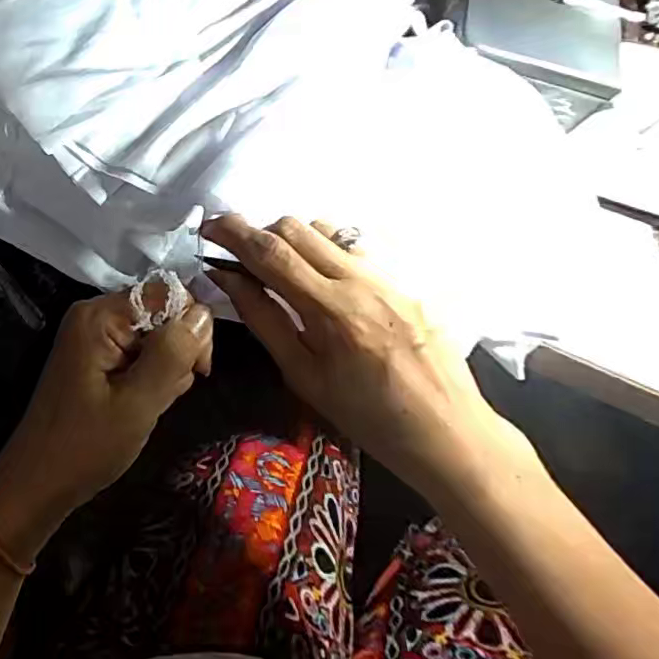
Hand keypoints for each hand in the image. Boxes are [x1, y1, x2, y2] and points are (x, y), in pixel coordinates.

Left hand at [0, 286, 213, 559]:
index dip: (191, 326)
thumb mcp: (138, 403)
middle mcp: (96, 313)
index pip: (169, 293)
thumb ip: (173, 354)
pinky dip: (152, 375)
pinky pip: (142, 350)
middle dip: (177, 351)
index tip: (197, 370)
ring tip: (149, 403)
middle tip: (163, 394)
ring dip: (166, 368)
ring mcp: (95, 334)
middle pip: (164, 311)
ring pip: (158, 334)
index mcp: (99, 315)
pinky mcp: (98, 354)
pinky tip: (142, 402)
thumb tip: (203, 312)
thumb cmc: (85, 448)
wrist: (37, 487)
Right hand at [203, 215, 515, 504]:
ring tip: (283, 271)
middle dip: (260, 231)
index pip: (271, 252)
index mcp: (332, 310)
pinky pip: (353, 247)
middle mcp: (360, 280)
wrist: (449, 432)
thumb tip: (230, 279)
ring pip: (326, 230)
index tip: (209, 226)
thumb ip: (265, 320)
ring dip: (293, 239)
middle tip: (242, 258)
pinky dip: (325, 250)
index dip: (234, 232)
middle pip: (296, 226)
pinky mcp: (403, 279)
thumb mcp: (305, 378)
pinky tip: (325, 282)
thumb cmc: (370, 419)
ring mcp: (386, 275)